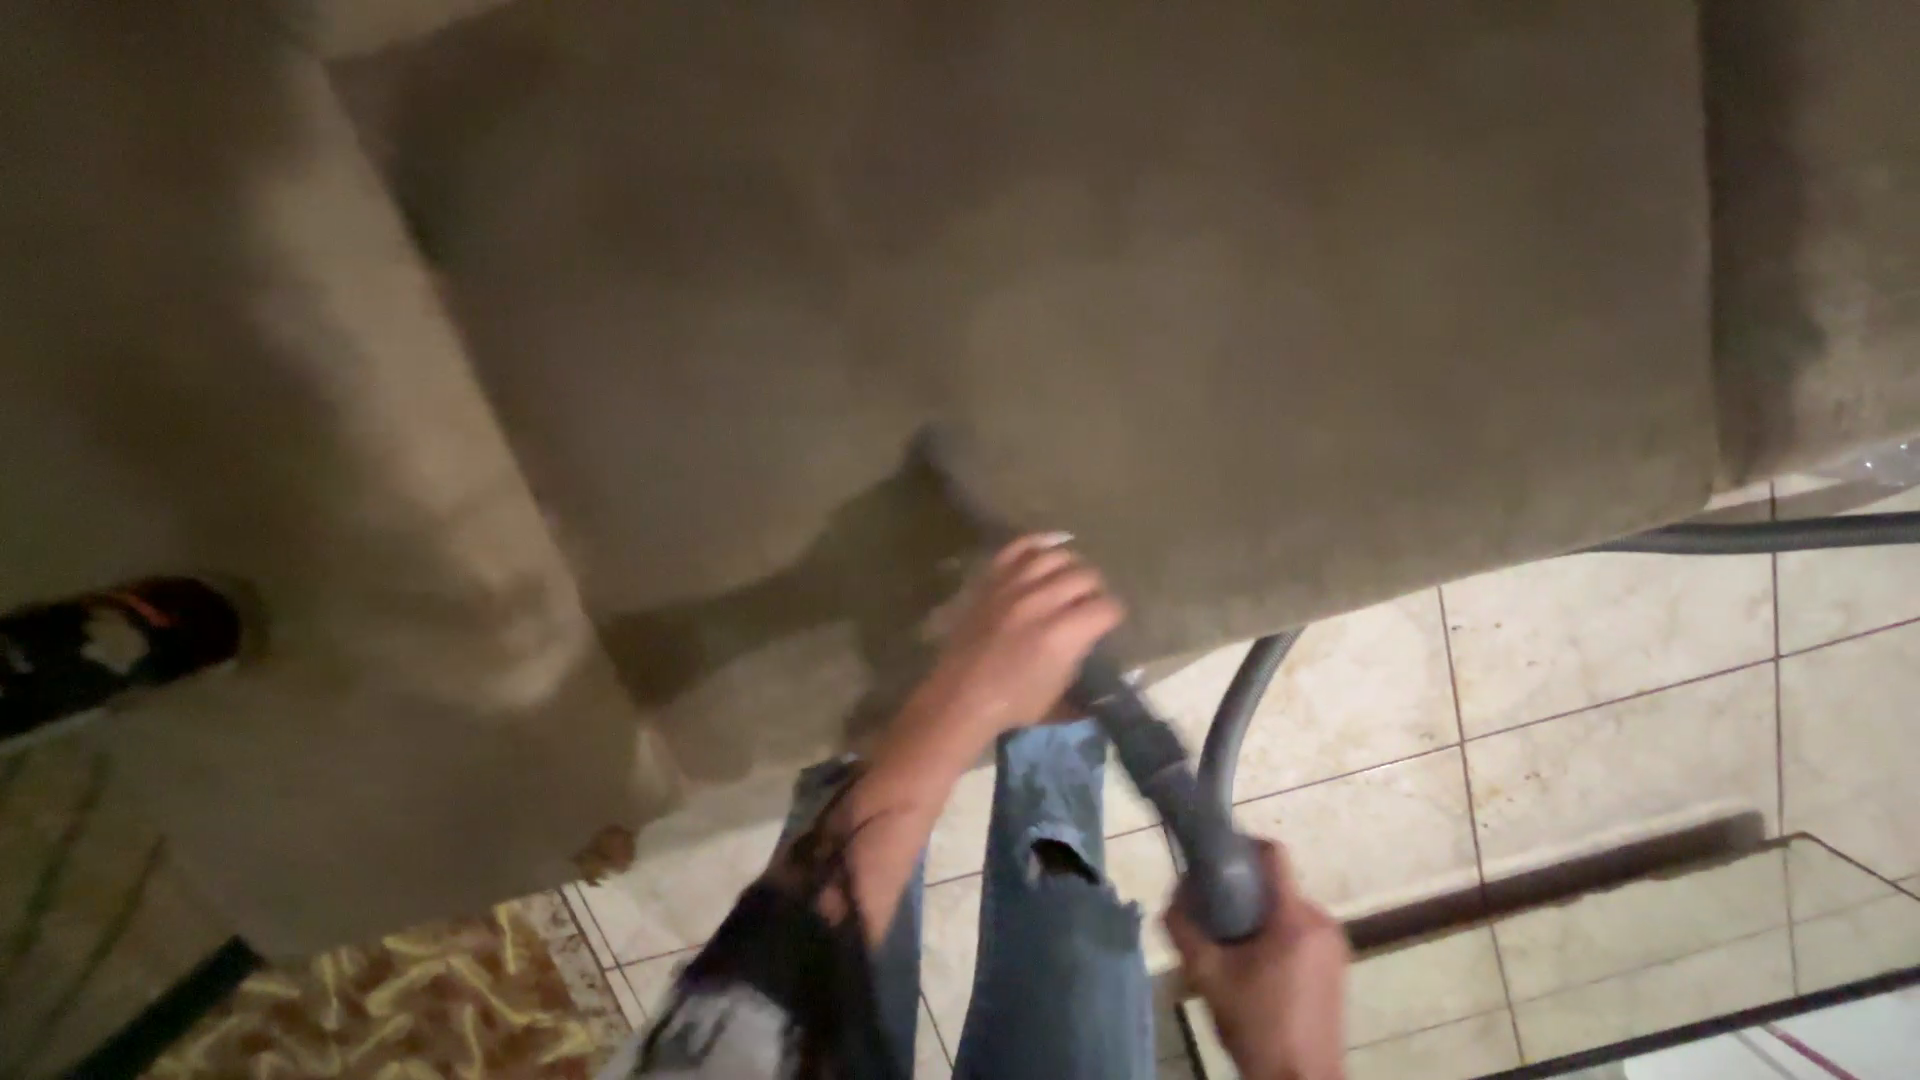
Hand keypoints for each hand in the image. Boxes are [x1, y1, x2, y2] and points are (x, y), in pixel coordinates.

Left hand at [905, 533, 1124, 738]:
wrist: (960, 695)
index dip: (1113, 615)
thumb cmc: (1013, 703)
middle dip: (1095, 590)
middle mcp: (1041, 602)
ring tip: (1070, 579)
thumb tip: (1089, 640)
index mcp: (1063, 634)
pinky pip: (1018, 548)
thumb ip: (1080, 659)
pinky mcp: (992, 580)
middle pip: (1085, 576)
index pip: (1106, 607)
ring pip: (1056, 556)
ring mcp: (1013, 587)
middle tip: (1089, 603)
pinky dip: (1038, 544)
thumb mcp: (1060, 693)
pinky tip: (1049, 549)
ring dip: (1071, 566)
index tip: (1109, 622)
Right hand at [1166, 841, 1349, 1079]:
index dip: (1241, 844)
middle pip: (1275, 884)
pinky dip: (1275, 934)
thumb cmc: (1256, 1025)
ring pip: (1286, 908)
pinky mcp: (1337, 966)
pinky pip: (1300, 930)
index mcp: (1295, 918)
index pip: (1273, 854)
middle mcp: (1322, 922)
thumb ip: (1183, 927)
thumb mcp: (1206, 974)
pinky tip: (1253, 963)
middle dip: (1242, 890)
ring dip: (1258, 915)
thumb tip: (1173, 895)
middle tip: (1211, 909)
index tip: (1213, 857)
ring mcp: (1334, 946)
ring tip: (1229, 941)